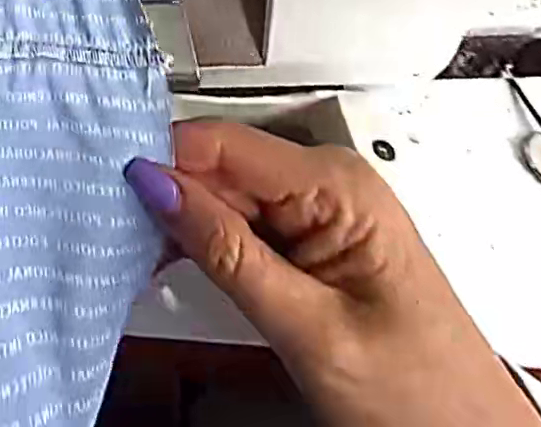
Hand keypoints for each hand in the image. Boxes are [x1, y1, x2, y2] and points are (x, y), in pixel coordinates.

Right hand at [125, 121, 540, 426]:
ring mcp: (317, 204)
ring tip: (140, 248)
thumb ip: (227, 252)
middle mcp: (326, 179)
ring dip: (184, 218)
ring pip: (225, 190)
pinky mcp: (308, 229)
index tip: (119, 182)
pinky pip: (242, 217)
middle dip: (172, 192)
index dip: (168, 157)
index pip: (227, 143)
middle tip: (122, 226)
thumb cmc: (421, 396)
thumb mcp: (311, 330)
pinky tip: (176, 257)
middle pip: (222, 164)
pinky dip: (206, 237)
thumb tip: (160, 185)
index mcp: (337, 184)